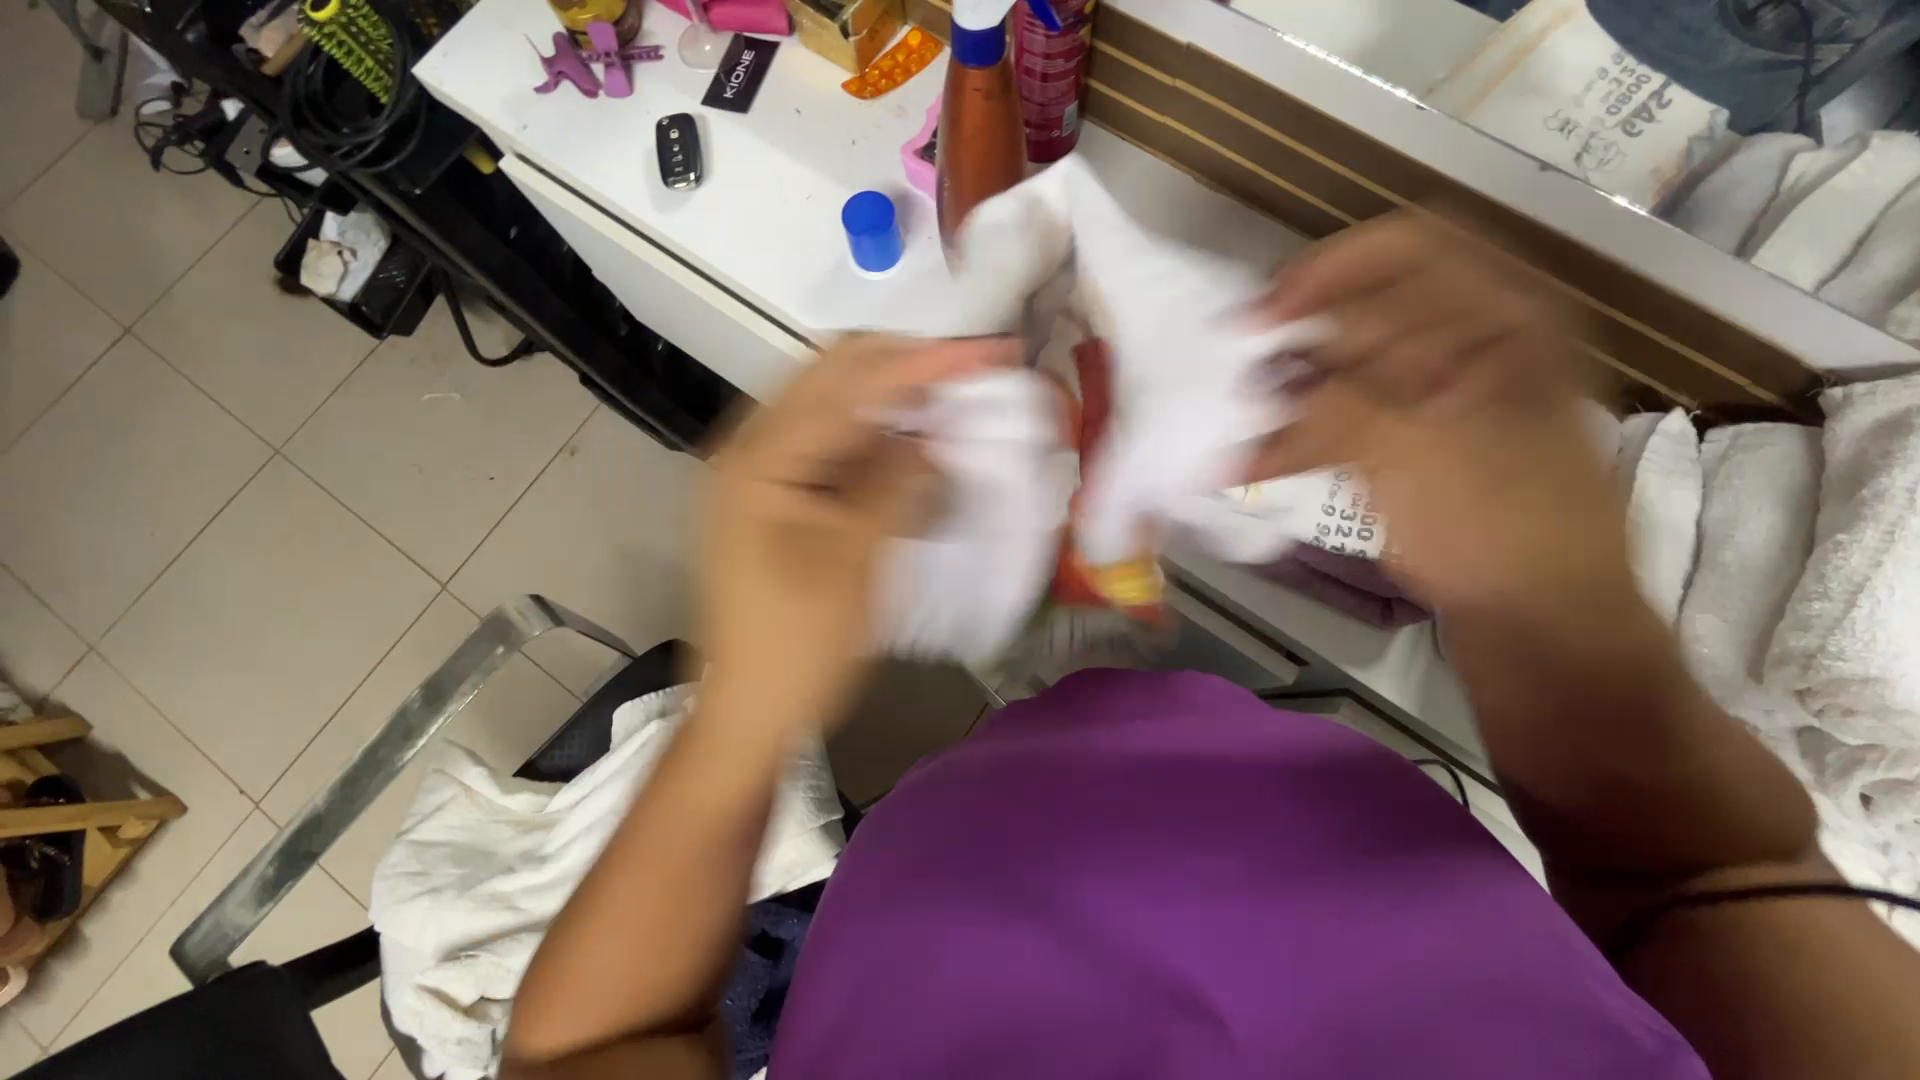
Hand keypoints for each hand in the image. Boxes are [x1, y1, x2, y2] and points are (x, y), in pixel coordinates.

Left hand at [697, 335, 1010, 733]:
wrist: (747, 714)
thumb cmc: (797, 650)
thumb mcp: (856, 564)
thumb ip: (896, 482)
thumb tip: (938, 432)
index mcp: (760, 459)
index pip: (851, 382)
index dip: (927, 362)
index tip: (992, 352)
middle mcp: (750, 448)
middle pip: (834, 374)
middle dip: (909, 366)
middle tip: (976, 373)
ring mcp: (758, 470)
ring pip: (835, 404)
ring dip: (895, 397)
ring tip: (956, 402)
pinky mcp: (774, 495)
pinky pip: (831, 443)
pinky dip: (877, 436)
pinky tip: (917, 443)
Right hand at [1251, 213, 1634, 619]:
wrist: (1547, 629)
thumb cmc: (1503, 533)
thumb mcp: (1418, 456)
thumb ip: (1336, 405)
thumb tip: (1261, 377)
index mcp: (1502, 323)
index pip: (1411, 249)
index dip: (1332, 269)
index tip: (1268, 315)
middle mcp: (1472, 349)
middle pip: (1367, 312)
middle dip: (1295, 340)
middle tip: (1235, 371)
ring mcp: (1442, 401)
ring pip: (1347, 372)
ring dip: (1288, 394)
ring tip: (1234, 422)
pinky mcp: (1415, 449)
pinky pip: (1347, 423)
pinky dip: (1301, 438)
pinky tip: (1254, 463)